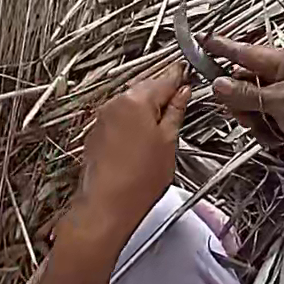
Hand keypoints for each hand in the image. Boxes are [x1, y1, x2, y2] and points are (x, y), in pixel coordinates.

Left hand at [59, 64, 189, 261]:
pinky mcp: (97, 133)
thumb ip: (176, 112)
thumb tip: (182, 95)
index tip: (186, 76)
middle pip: (145, 87)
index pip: (164, 80)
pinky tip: (144, 139)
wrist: (106, 207)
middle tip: (181, 99)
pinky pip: (120, 117)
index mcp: (135, 101)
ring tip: (164, 125)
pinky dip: (134, 121)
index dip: (179, 78)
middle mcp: (115, 105)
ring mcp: (103, 118)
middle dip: (163, 92)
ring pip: (131, 102)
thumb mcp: (168, 141)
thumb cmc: (137, 181)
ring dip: (148, 108)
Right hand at [199, 37, 283, 170]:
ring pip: (252, 103)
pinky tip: (276, 138)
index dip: (222, 47)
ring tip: (266, 129)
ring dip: (254, 119)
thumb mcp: (278, 102)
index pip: (245, 51)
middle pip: (245, 82)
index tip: (203, 40)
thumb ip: (245, 94)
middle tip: (244, 114)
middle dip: (241, 101)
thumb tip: (218, 84)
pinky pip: (264, 118)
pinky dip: (265, 129)